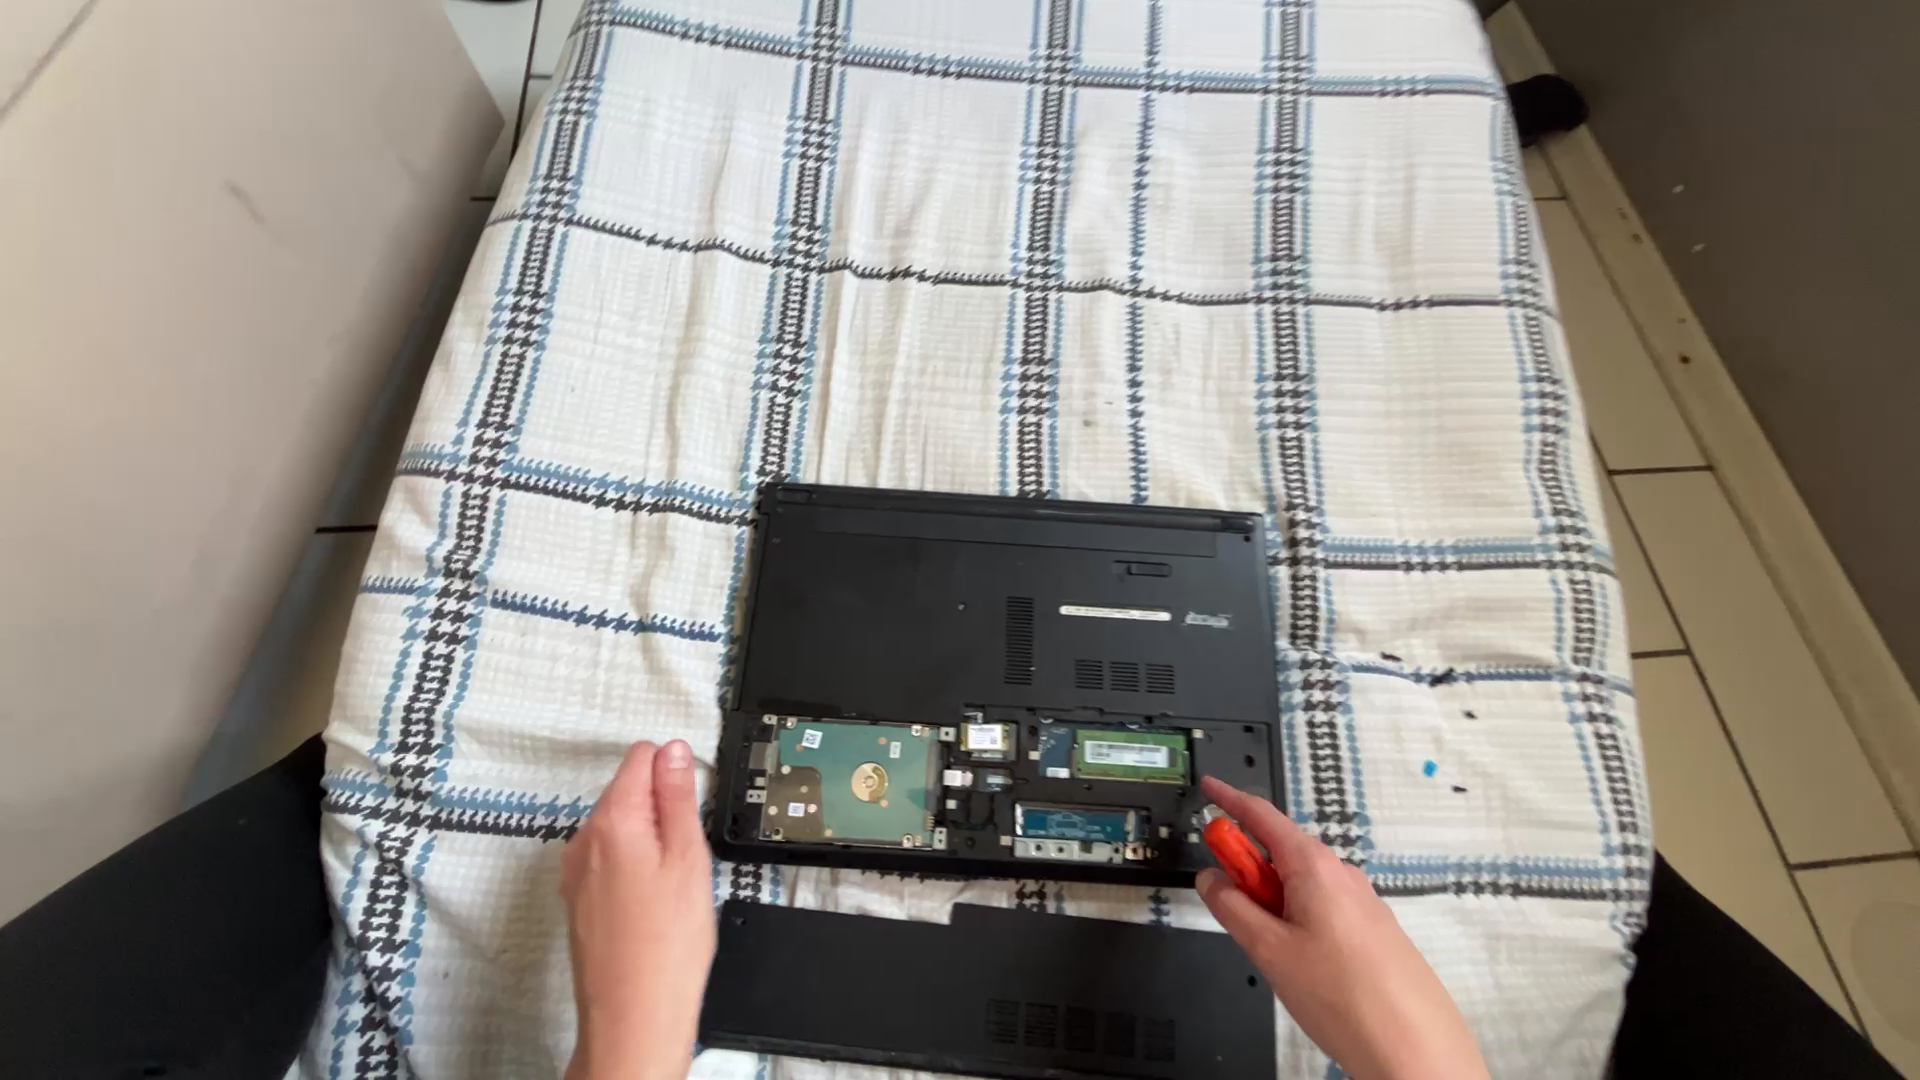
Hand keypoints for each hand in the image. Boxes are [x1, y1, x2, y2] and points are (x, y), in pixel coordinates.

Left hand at [561, 740, 715, 1079]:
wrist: (634, 1018)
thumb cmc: (670, 941)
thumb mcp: (688, 856)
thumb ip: (678, 795)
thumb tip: (672, 749)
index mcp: (613, 821)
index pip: (642, 756)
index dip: (675, 772)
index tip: (691, 808)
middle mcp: (584, 839)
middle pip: (629, 788)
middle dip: (663, 805)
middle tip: (687, 853)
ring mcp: (576, 871)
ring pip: (621, 822)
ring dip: (650, 834)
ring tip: (672, 881)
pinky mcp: (577, 897)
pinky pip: (609, 854)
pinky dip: (634, 861)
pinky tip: (653, 899)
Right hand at [1196, 776, 1488, 1079]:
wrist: (1421, 1056)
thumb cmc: (1343, 998)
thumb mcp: (1268, 950)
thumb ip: (1231, 907)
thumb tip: (1210, 878)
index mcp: (1314, 866)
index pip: (1261, 814)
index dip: (1229, 798)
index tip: (1209, 788)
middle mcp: (1342, 874)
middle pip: (1280, 851)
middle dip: (1248, 871)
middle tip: (1233, 908)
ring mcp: (1364, 902)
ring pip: (1301, 884)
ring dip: (1273, 901)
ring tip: (1274, 953)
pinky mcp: (1376, 930)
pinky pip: (1323, 906)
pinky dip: (1298, 918)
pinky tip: (1305, 966)